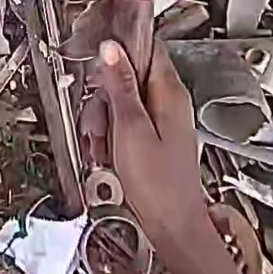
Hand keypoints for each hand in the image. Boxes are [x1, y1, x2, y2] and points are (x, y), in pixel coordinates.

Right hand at [97, 33, 214, 253]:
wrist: (173, 227)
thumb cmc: (157, 184)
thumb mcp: (130, 128)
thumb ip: (120, 86)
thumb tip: (111, 49)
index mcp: (169, 92)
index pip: (149, 46)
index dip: (122, 48)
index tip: (100, 61)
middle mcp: (170, 101)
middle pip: (130, 74)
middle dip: (106, 93)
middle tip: (99, 117)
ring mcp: (163, 119)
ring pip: (124, 99)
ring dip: (105, 116)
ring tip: (102, 141)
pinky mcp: (155, 136)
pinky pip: (127, 120)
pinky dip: (112, 132)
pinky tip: (107, 150)